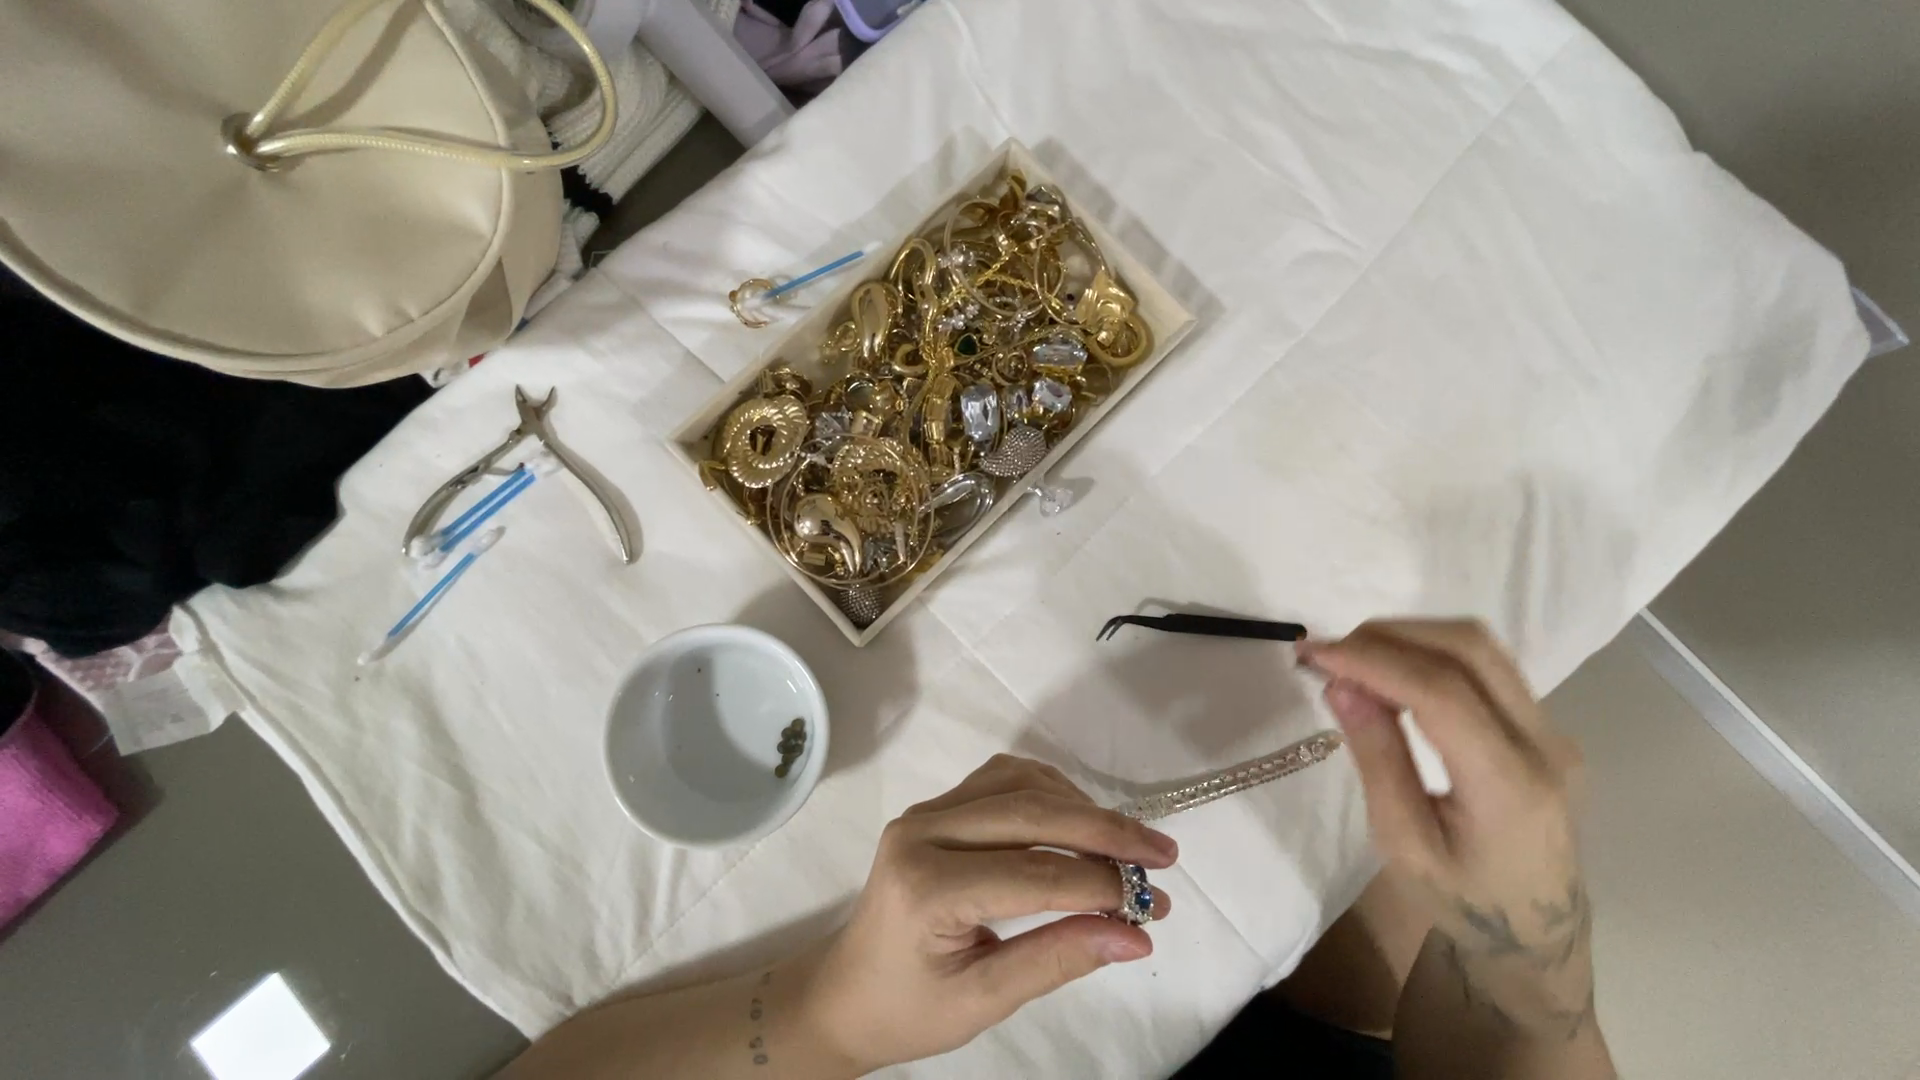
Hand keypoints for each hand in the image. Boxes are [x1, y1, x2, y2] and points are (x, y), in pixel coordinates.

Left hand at [799, 755, 1177, 1074]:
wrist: (846, 991)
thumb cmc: (908, 1008)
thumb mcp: (983, 1000)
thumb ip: (1057, 960)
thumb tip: (1134, 936)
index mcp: (927, 887)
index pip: (1033, 874)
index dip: (1100, 884)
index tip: (1156, 904)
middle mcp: (923, 831)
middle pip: (1029, 812)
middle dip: (1104, 830)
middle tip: (1163, 855)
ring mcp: (926, 811)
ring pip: (1018, 783)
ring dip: (1078, 804)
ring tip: (1128, 842)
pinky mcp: (936, 807)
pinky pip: (1001, 779)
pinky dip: (1048, 791)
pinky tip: (1077, 817)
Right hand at [1300, 620, 1595, 1038]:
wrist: (1536, 932)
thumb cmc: (1460, 900)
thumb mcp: (1402, 844)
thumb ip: (1376, 758)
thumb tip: (1340, 684)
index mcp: (1510, 785)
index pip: (1441, 692)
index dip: (1372, 661)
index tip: (1313, 653)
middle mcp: (1545, 745)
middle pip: (1469, 649)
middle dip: (1388, 635)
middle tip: (1328, 650)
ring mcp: (1553, 731)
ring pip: (1480, 647)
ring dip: (1409, 637)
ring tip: (1352, 657)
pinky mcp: (1544, 726)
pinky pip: (1485, 666)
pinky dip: (1428, 653)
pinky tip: (1389, 672)